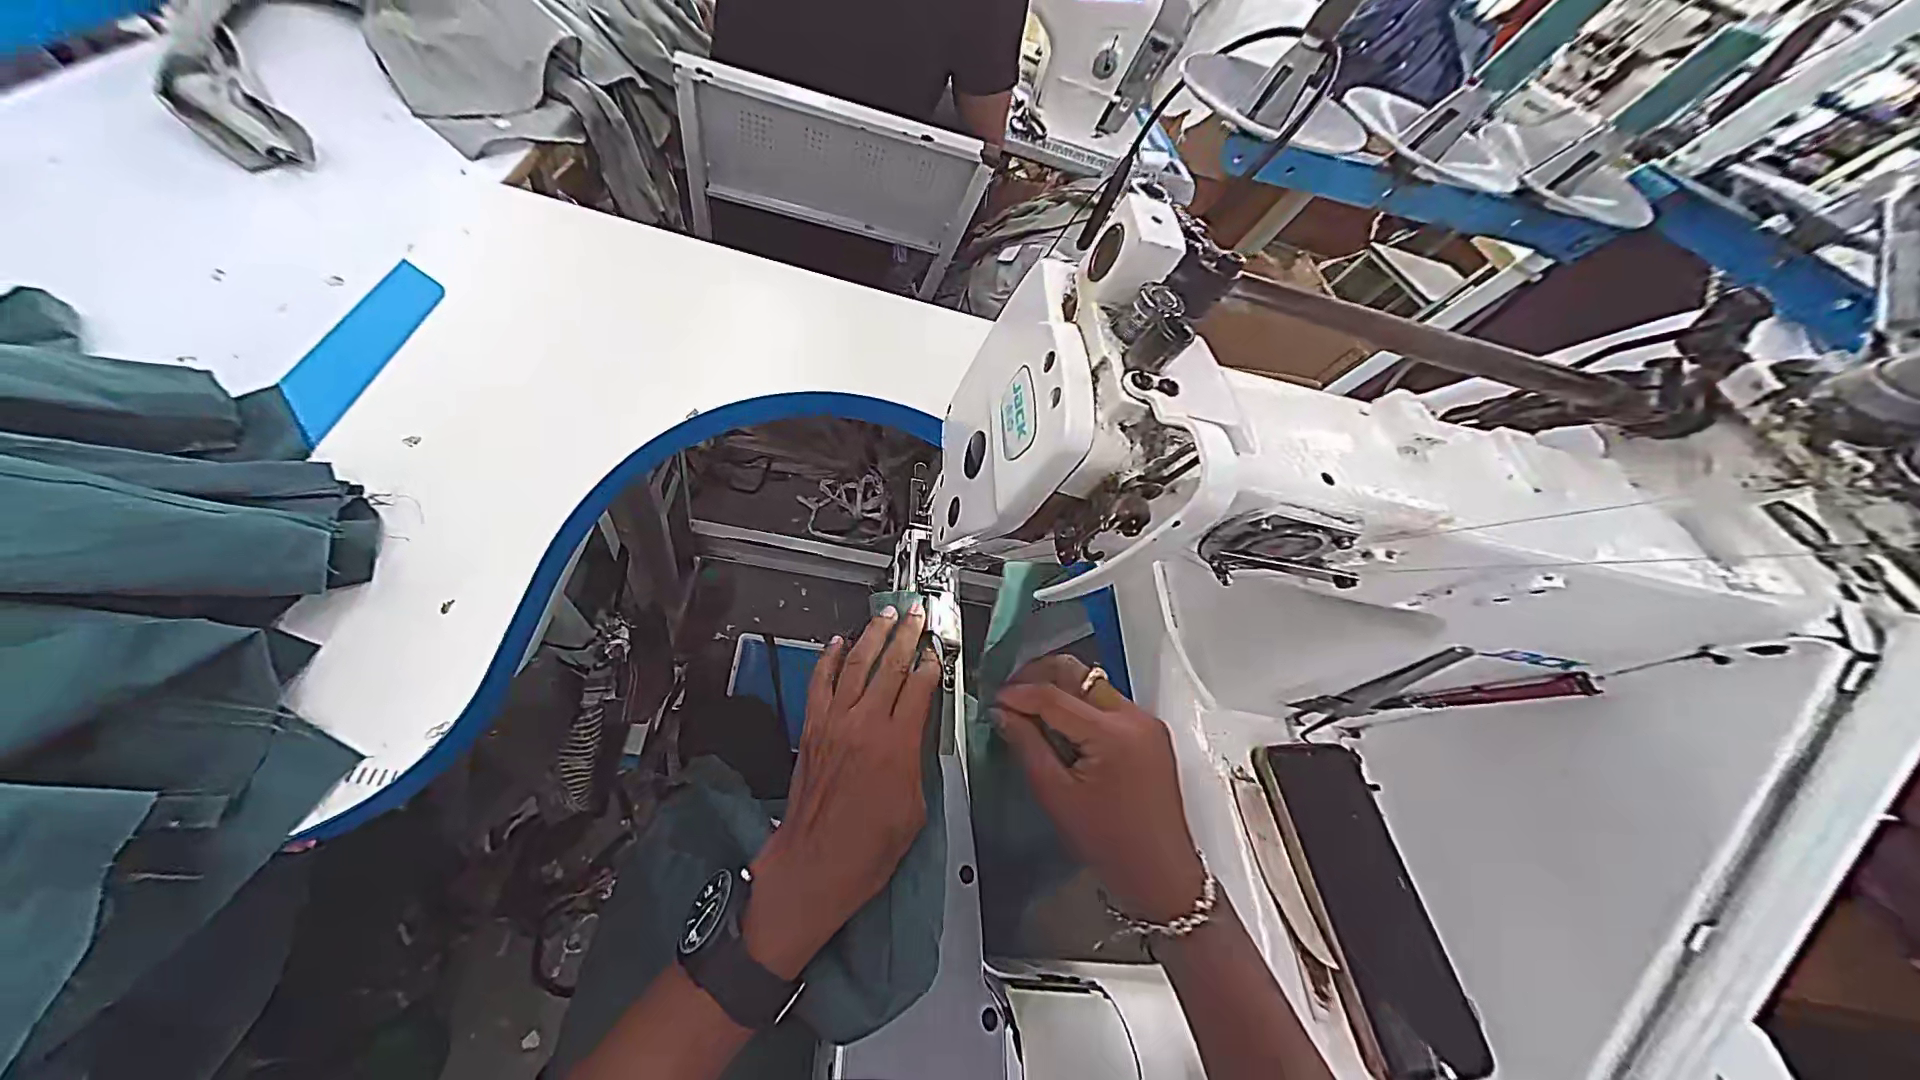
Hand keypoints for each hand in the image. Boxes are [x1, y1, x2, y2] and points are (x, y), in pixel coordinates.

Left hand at [742, 604, 938, 978]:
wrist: (813, 864)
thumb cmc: (869, 847)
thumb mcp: (915, 807)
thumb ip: (918, 760)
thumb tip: (919, 732)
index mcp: (897, 744)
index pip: (919, 687)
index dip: (931, 665)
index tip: (938, 652)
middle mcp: (865, 724)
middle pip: (891, 665)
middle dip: (907, 635)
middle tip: (918, 614)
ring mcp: (834, 722)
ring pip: (857, 664)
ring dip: (873, 635)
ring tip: (886, 614)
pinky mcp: (812, 727)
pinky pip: (821, 682)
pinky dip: (829, 658)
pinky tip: (839, 642)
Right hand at [994, 656, 1204, 922]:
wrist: (1160, 874)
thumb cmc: (1111, 844)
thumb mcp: (1056, 795)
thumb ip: (1027, 746)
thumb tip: (1004, 714)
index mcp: (1113, 735)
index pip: (1054, 696)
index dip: (1018, 694)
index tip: (996, 700)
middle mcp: (1135, 719)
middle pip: (1077, 674)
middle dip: (1038, 676)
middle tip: (1011, 694)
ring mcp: (1146, 722)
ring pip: (1092, 683)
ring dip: (1059, 688)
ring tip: (1030, 710)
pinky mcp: (1149, 731)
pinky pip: (1107, 701)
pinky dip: (1079, 703)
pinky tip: (1059, 724)